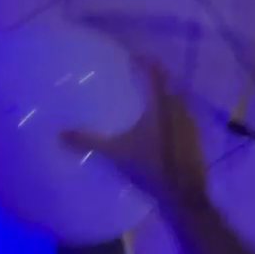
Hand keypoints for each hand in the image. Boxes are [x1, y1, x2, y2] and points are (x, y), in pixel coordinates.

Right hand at [64, 59, 209, 206]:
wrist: (184, 197)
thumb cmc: (151, 167)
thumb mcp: (115, 153)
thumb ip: (88, 141)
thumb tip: (59, 133)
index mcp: (161, 105)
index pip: (155, 73)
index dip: (145, 62)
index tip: (132, 56)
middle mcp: (178, 108)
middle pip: (167, 84)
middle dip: (154, 76)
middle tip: (137, 74)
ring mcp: (190, 124)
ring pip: (177, 100)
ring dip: (164, 94)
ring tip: (146, 96)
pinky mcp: (195, 139)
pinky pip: (182, 115)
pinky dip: (171, 111)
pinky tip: (160, 122)